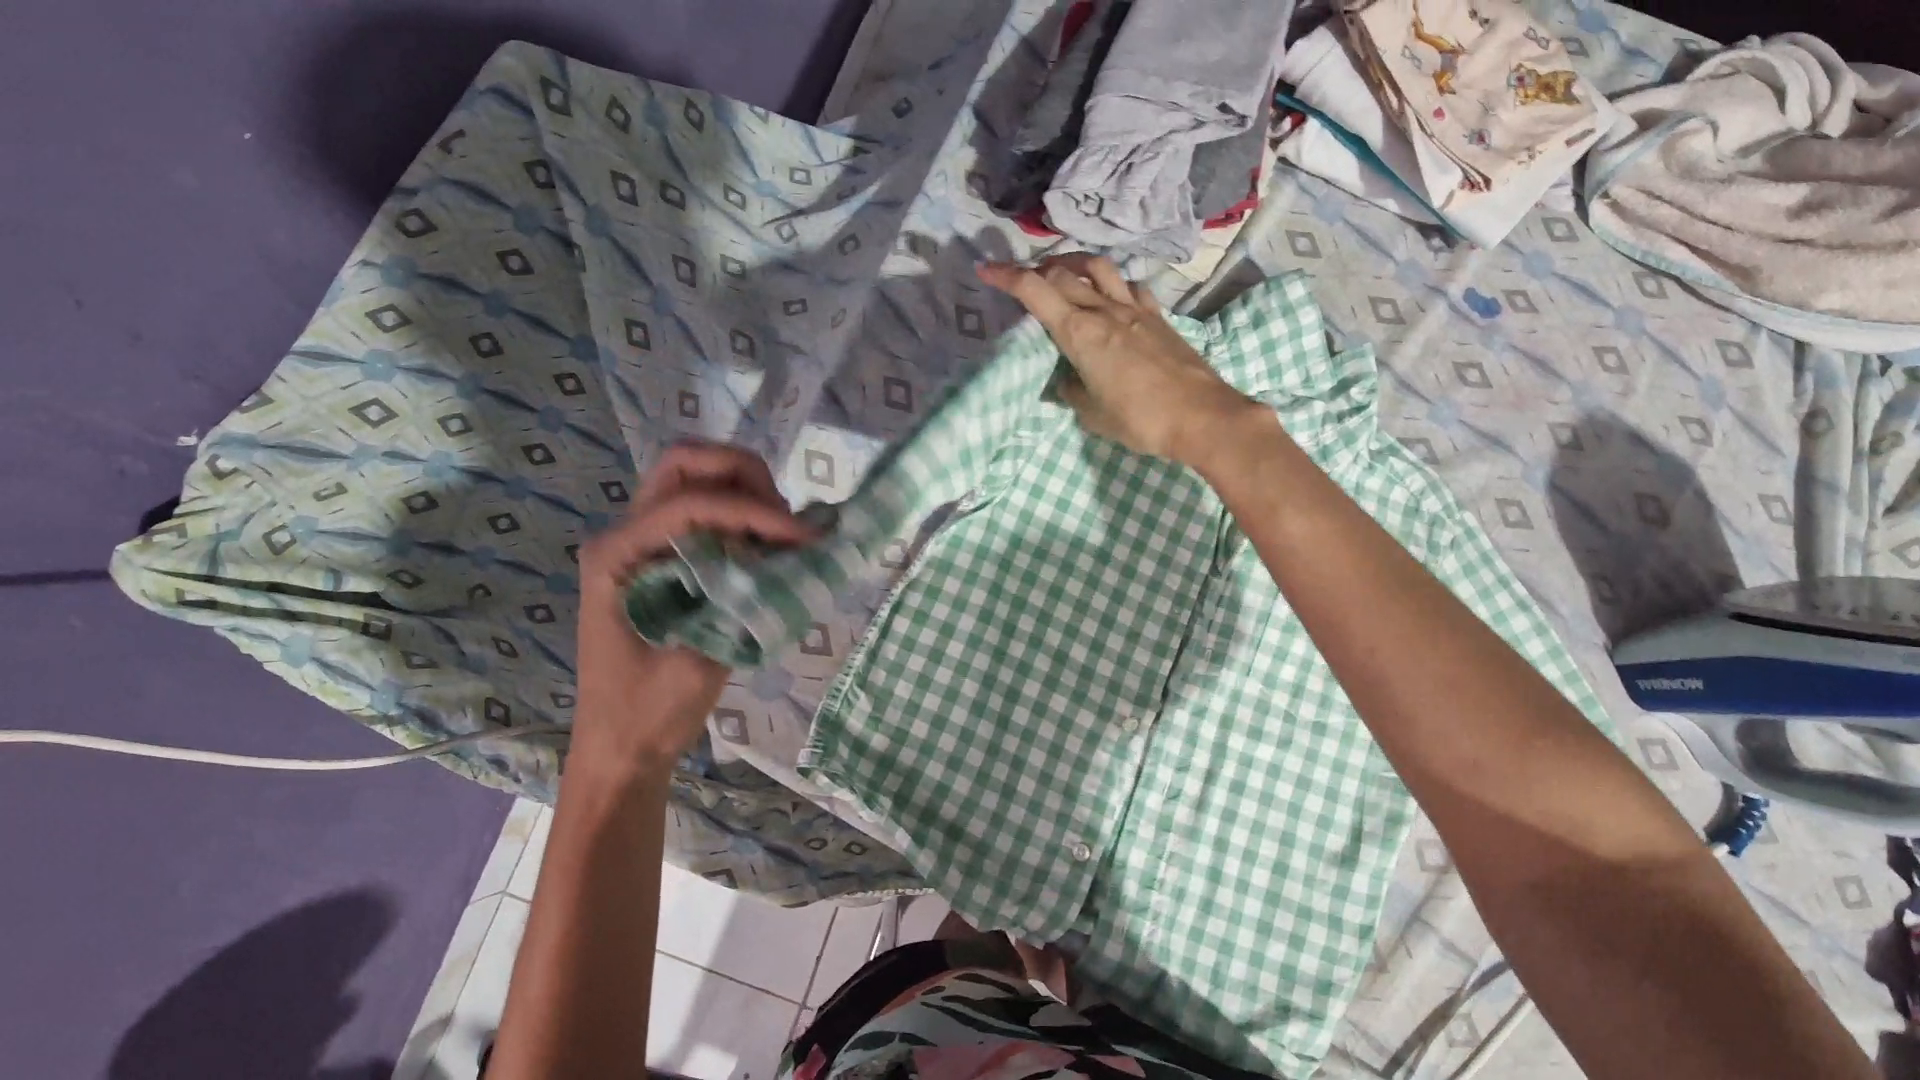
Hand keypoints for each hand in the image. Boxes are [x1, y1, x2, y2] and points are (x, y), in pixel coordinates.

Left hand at [570, 443, 814, 776]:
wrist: (619, 752)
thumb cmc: (646, 716)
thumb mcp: (697, 663)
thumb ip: (738, 604)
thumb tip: (785, 562)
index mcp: (616, 556)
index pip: (689, 504)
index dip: (751, 511)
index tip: (801, 536)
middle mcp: (623, 537)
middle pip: (683, 465)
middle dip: (742, 474)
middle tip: (785, 516)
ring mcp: (640, 545)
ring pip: (692, 481)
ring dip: (743, 490)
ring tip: (783, 531)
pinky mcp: (660, 561)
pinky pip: (701, 514)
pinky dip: (739, 515)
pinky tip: (769, 544)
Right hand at [976, 255, 1258, 464]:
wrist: (1202, 417)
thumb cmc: (1140, 420)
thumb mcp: (1092, 414)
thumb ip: (1072, 390)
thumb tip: (1068, 378)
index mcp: (1079, 333)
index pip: (1035, 291)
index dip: (1006, 277)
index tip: (985, 270)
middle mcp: (1104, 311)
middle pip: (1063, 274)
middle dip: (1036, 271)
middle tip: (1022, 280)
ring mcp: (1135, 309)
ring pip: (1099, 269)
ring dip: (1074, 265)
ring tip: (1063, 275)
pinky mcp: (1158, 317)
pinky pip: (1129, 286)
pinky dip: (1111, 283)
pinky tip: (1110, 296)